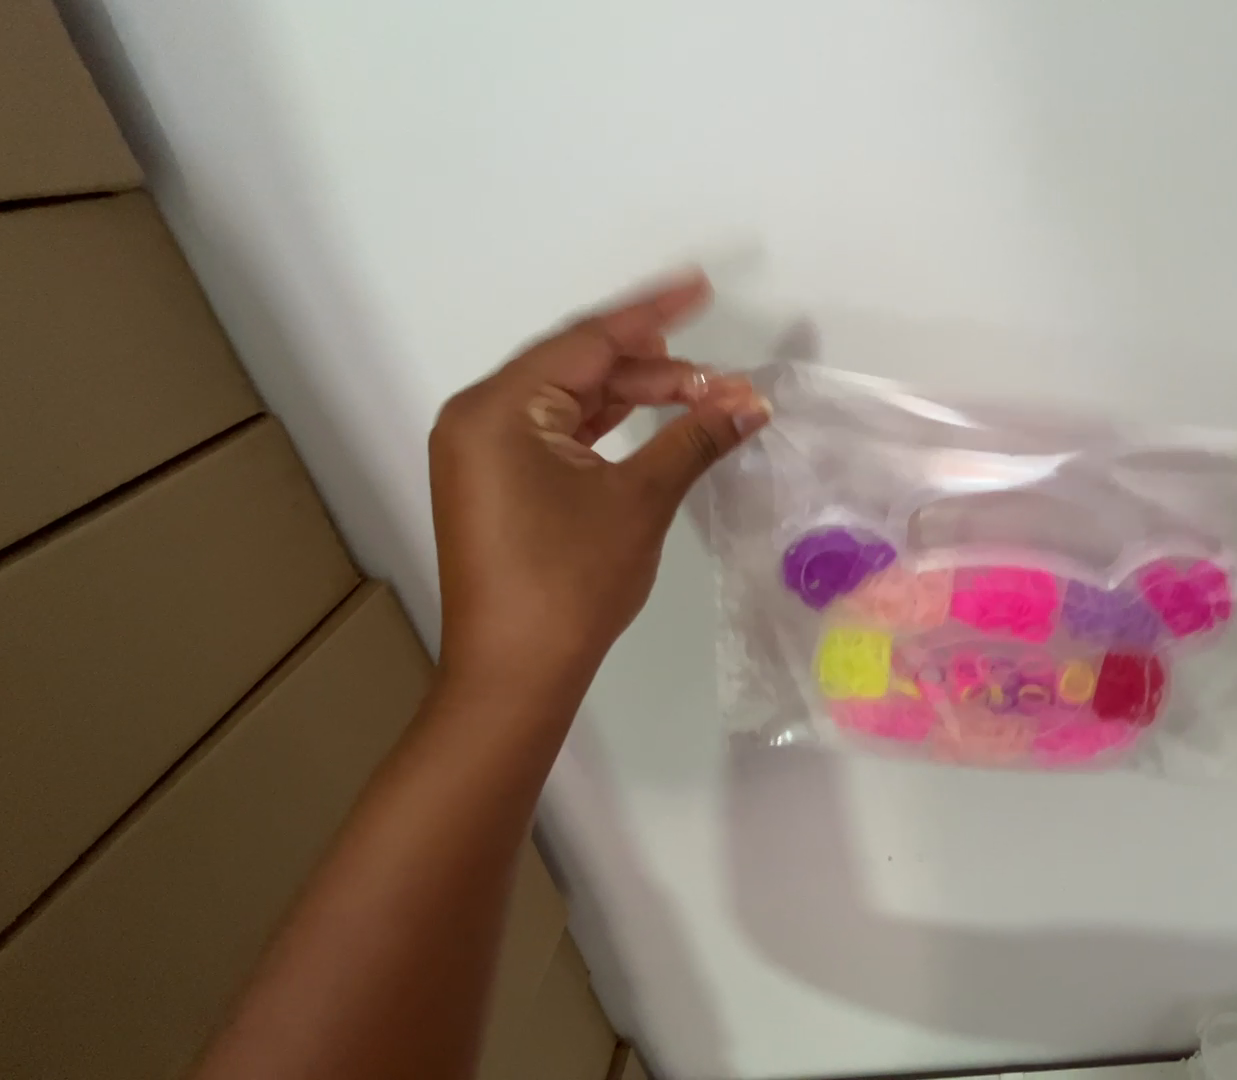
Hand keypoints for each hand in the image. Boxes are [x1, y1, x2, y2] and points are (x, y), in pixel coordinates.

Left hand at [428, 271, 768, 692]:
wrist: (518, 671)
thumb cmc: (572, 581)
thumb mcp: (640, 499)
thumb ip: (696, 438)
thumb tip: (753, 403)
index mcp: (501, 408)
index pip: (589, 341)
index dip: (653, 315)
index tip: (701, 289)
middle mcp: (483, 417)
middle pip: (581, 369)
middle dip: (656, 370)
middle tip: (723, 379)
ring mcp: (488, 453)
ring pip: (574, 402)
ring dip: (637, 398)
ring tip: (701, 395)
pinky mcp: (502, 483)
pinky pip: (562, 433)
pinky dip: (612, 427)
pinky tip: (655, 423)